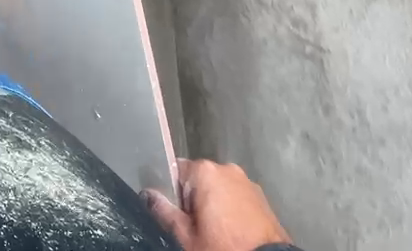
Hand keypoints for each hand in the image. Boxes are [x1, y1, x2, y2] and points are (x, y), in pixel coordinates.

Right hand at [142, 160, 288, 250]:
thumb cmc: (223, 248)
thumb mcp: (186, 237)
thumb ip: (164, 212)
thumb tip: (148, 194)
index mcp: (204, 170)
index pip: (176, 171)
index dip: (174, 195)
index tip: (181, 217)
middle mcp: (226, 168)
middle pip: (199, 180)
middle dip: (196, 200)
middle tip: (198, 228)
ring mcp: (248, 183)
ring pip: (220, 190)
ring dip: (216, 205)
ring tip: (219, 232)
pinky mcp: (263, 199)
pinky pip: (238, 199)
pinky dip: (234, 211)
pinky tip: (235, 232)